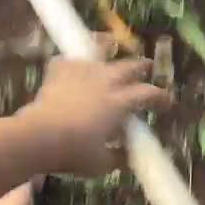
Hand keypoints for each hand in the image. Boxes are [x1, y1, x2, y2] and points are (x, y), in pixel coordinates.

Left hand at [17, 53, 169, 176]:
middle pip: (129, 67)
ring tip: (112, 41)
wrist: (38, 137)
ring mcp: (80, 72)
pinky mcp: (58, 72)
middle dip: (141, 66)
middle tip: (147, 66)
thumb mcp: (101, 163)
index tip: (167, 101)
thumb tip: (128, 157)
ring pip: (99, 50)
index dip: (160, 97)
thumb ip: (118, 157)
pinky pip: (67, 59)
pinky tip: (73, 62)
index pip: (147, 93)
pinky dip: (72, 60)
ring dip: (108, 45)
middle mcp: (104, 81)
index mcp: (118, 102)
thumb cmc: (73, 152)